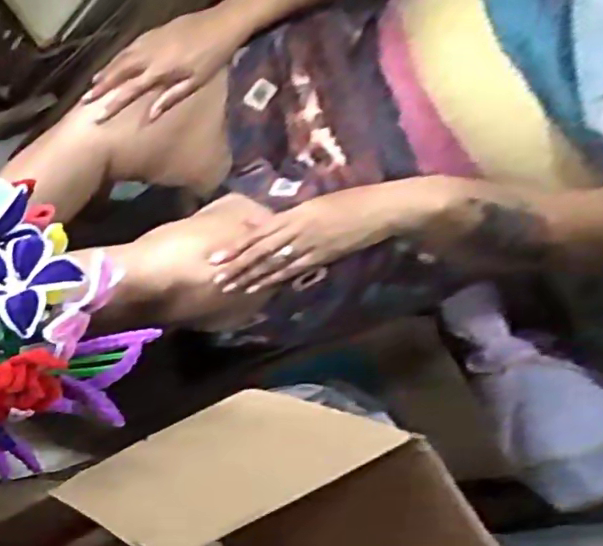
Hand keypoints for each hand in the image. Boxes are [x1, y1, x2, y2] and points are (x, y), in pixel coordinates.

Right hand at [80, 7, 248, 122]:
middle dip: (102, 86)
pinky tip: (113, 62)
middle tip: (84, 100)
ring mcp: (154, 40)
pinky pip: (133, 44)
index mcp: (161, 69)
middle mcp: (153, 54)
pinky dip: (120, 55)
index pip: (130, 90)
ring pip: (124, 57)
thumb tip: (149, 117)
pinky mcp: (158, 31)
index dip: (113, 104)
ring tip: (93, 83)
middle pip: (120, 72)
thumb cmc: (215, 54)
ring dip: (107, 70)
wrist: (230, 18)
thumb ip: (171, 98)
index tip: (97, 118)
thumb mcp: (196, 80)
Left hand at [209, 187, 417, 293]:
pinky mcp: (321, 256)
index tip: (215, 258)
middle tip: (214, 279)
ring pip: (271, 263)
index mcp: (296, 214)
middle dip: (236, 267)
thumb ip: (289, 218)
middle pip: (260, 251)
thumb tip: (264, 229)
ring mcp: (309, 244)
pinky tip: (256, 288)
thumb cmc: (352, 201)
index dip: (235, 247)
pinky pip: (291, 271)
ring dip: (248, 277)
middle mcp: (298, 229)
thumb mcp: (316, 205)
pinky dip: (271, 280)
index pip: (258, 233)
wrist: (388, 207)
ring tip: (229, 288)